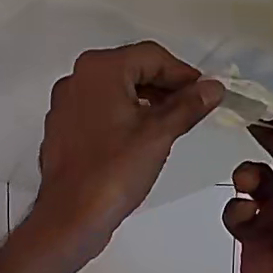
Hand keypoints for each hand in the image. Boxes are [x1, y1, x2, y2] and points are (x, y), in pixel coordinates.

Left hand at [28, 42, 221, 256]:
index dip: (182, 74)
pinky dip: (121, 119)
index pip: (151, 56)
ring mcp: (65, 106)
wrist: (72, 216)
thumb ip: (187, 106)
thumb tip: (210, 89)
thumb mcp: (159, 135)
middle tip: (190, 109)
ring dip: (143, 104)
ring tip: (167, 127)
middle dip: (163, 88)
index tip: (202, 91)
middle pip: (130, 70)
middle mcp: (77, 81)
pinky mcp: (62, 131)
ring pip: (113, 93)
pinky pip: (98, 114)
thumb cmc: (110, 174)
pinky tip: (137, 142)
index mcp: (100, 70)